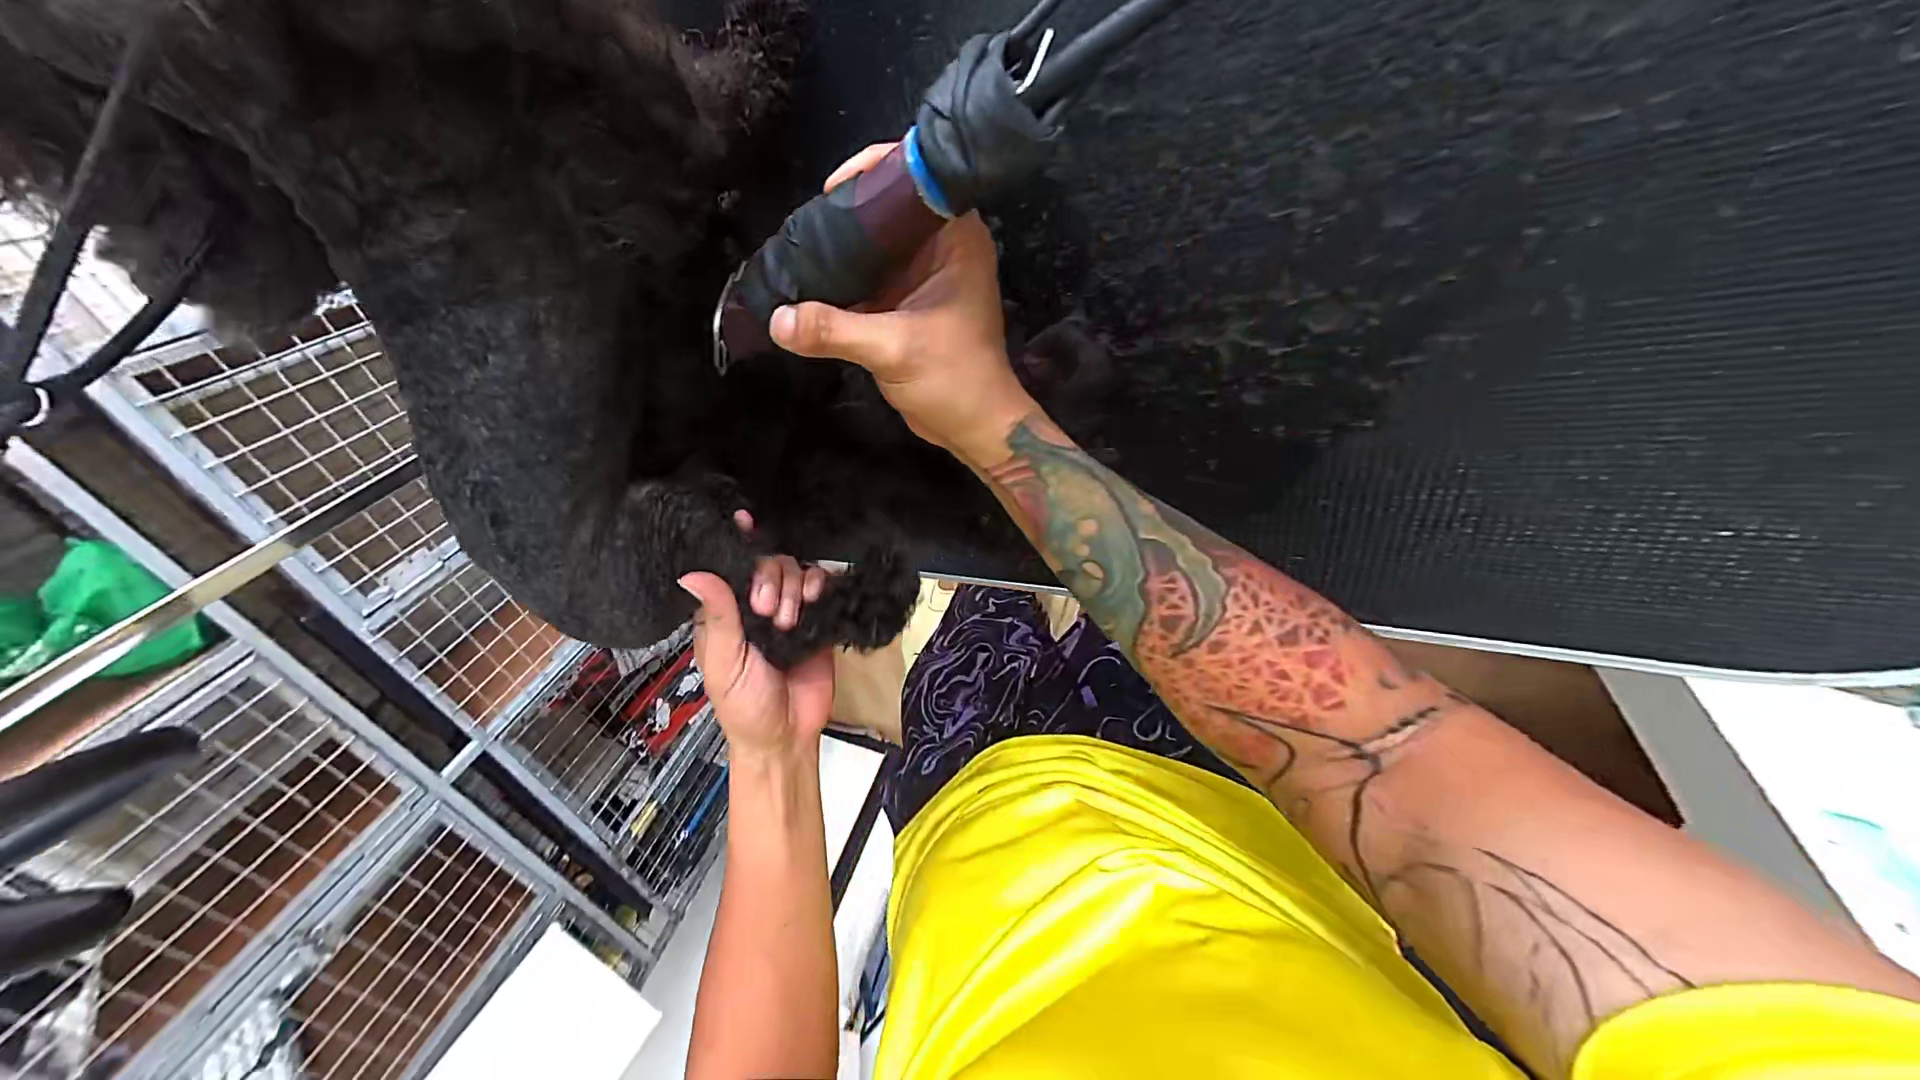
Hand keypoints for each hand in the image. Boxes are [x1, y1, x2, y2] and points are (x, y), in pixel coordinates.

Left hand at [680, 568, 833, 759]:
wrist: (788, 736)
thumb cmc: (745, 708)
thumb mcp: (723, 663)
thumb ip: (717, 617)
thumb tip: (692, 576)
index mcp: (725, 616)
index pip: (736, 571)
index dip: (749, 573)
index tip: (755, 598)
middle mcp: (756, 610)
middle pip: (770, 565)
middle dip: (774, 583)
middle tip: (771, 614)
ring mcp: (788, 613)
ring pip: (795, 571)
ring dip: (796, 587)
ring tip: (791, 621)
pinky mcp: (816, 621)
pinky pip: (821, 588)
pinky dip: (821, 585)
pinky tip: (815, 599)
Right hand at [768, 142, 1039, 466]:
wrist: (974, 428)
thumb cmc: (954, 379)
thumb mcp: (894, 349)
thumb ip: (834, 330)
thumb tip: (776, 320)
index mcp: (954, 238)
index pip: (912, 178)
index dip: (871, 171)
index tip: (830, 192)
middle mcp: (938, 249)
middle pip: (884, 212)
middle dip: (842, 217)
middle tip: (800, 228)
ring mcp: (920, 278)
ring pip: (870, 249)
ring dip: (837, 254)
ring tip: (793, 253)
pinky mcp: (904, 305)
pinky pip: (865, 282)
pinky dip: (839, 286)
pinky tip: (804, 286)